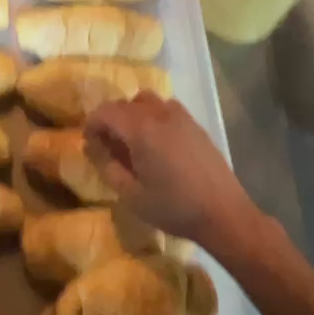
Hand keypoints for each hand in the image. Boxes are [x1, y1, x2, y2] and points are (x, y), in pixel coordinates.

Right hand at [84, 93, 264, 249]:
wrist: (224, 214)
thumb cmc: (174, 207)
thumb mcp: (132, 195)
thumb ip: (107, 166)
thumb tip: (92, 147)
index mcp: (140, 129)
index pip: (105, 111)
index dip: (92, 123)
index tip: (89, 142)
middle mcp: (159, 114)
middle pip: (124, 103)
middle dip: (110, 119)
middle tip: (108, 146)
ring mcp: (180, 116)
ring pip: (146, 100)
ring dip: (133, 113)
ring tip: (133, 139)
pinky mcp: (195, 124)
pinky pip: (166, 107)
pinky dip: (154, 115)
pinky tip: (158, 141)